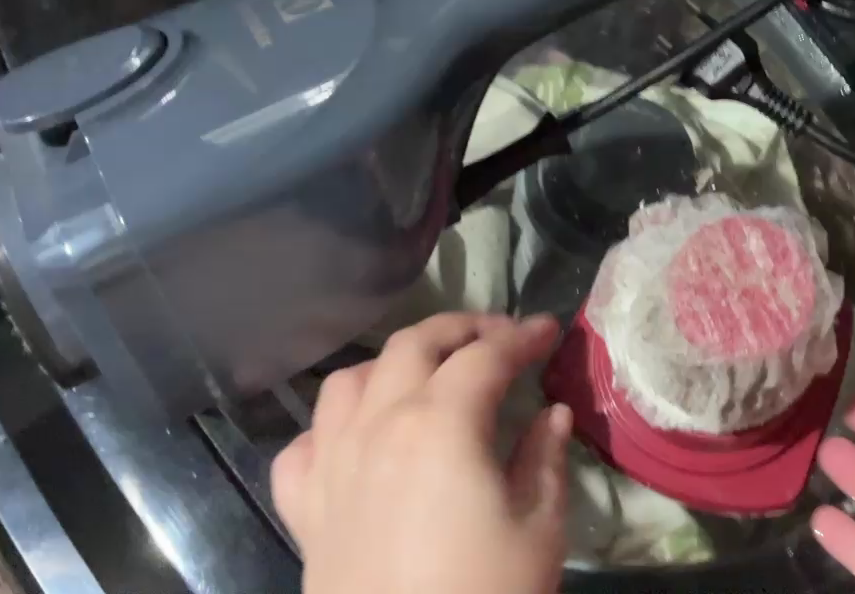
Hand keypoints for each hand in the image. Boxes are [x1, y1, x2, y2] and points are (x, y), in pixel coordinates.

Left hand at [272, 312, 572, 593]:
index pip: (487, 355)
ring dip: (393, 364)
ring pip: (349, 381)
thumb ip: (545, 457)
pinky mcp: (306, 513)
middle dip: (462, 328)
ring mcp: (333, 468)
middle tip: (500, 339)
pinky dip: (331, 428)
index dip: (523, 336)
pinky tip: (360, 440)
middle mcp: (378, 428)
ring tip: (429, 376)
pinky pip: (303, 447)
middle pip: (414, 344)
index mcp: (441, 424)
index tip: (549, 330)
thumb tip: (551, 414)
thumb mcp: (538, 527)